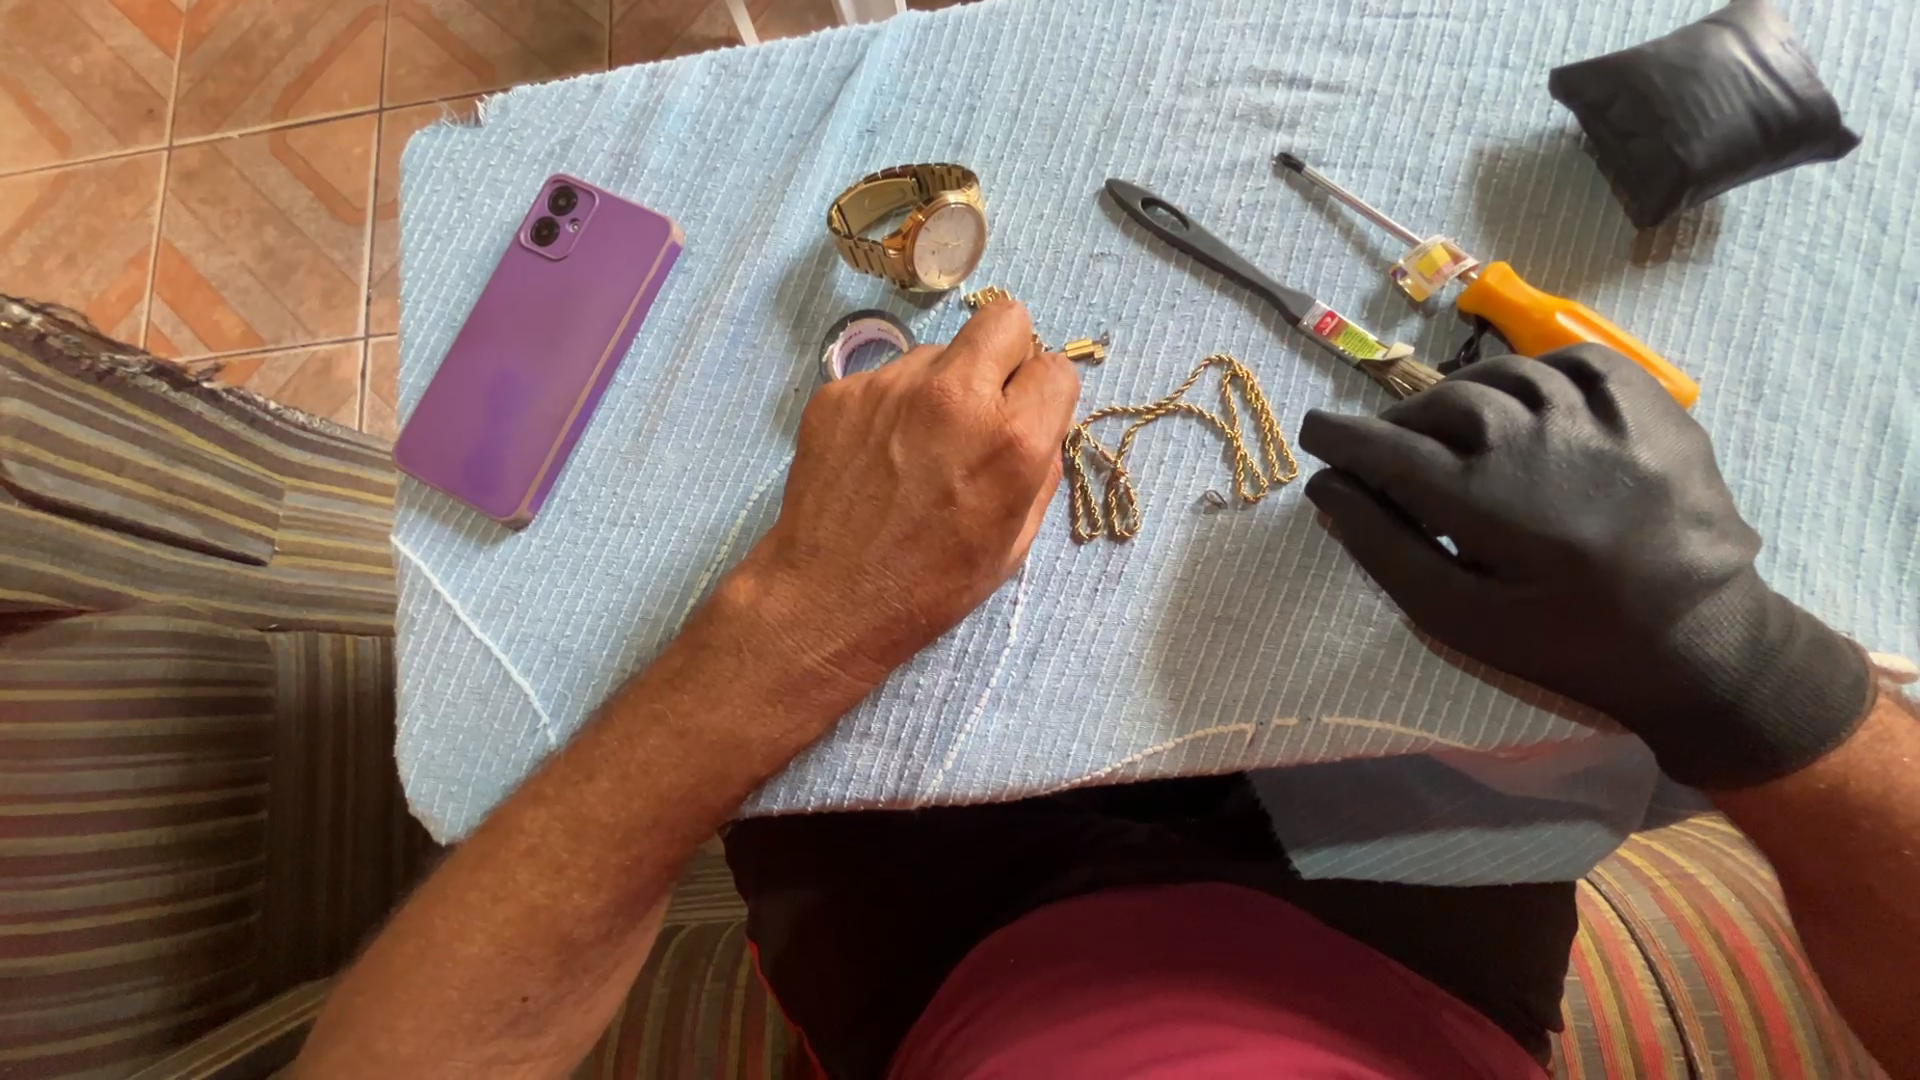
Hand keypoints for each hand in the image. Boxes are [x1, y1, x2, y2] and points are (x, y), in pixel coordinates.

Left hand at [734, 298, 1079, 705]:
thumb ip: (1039, 470)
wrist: (828, 598)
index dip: (1046, 396)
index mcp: (1012, 439)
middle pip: (1006, 317)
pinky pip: (888, 377)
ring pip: (940, 351)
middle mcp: (955, 394)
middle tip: (986, 402)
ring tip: (918, 446)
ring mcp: (891, 385)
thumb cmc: (931, 586)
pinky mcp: (841, 389)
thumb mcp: (1013, 544)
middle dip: (1008, 354)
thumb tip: (1039, 426)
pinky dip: (892, 405)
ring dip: (943, 384)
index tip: (1028, 419)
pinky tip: (876, 454)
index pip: (1056, 367)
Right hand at [1299, 345, 1871, 788]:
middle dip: (1394, 425)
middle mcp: (1533, 440)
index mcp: (1480, 497)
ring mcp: (1599, 417)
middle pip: (1435, 405)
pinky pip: (1572, 361)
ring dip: (1453, 398)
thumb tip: (1324, 487)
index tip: (1313, 431)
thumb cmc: (1556, 639)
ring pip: (1498, 375)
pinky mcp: (1652, 408)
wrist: (1697, 644)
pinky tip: (1518, 403)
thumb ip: (1380, 545)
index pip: (1382, 446)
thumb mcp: (1450, 613)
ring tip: (1446, 431)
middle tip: (1386, 455)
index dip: (1335, 435)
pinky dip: (1529, 371)